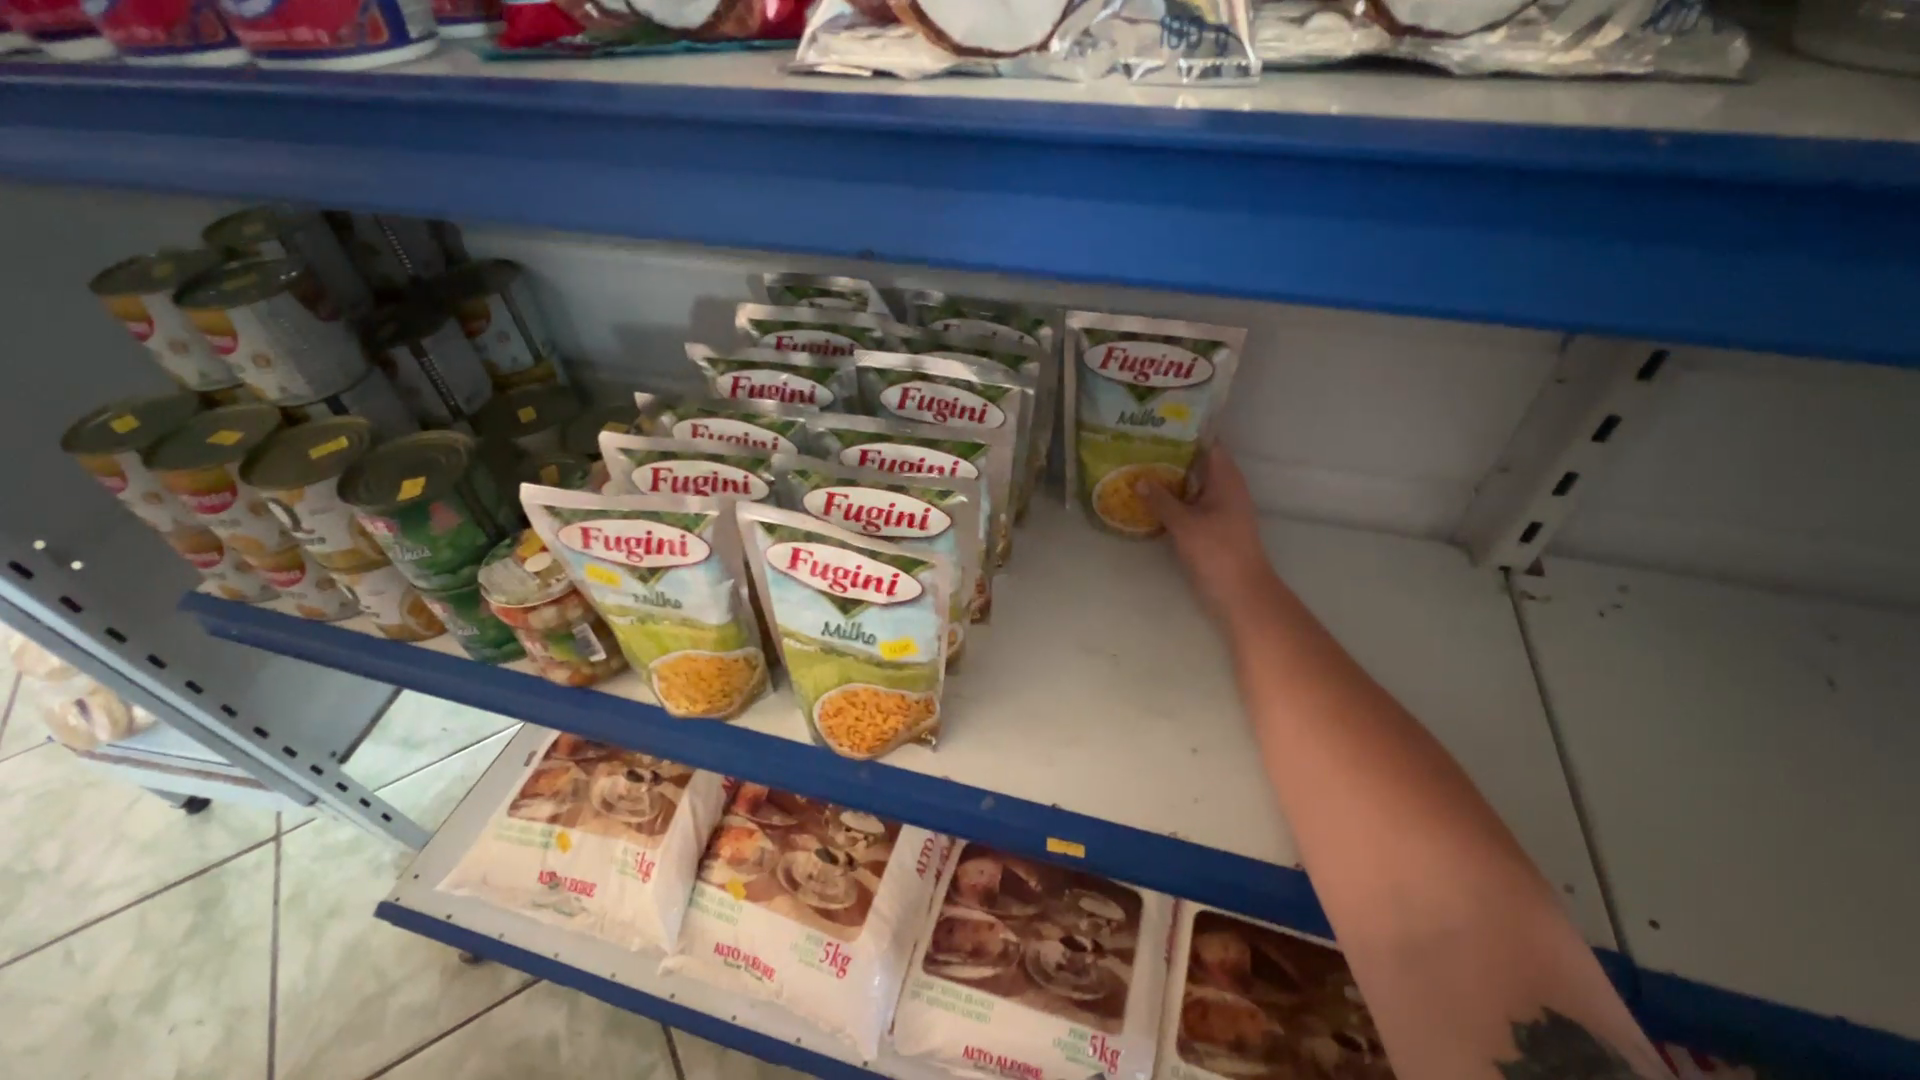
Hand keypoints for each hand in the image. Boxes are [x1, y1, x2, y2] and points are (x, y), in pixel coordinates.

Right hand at [1137, 449, 1280, 626]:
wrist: (1240, 592)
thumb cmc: (1217, 552)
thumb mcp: (1184, 524)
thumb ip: (1161, 500)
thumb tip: (1139, 479)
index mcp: (1226, 479)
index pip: (1208, 444)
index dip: (1186, 433)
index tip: (1158, 425)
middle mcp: (1225, 489)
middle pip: (1197, 464)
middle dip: (1171, 456)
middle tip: (1138, 446)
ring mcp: (1219, 509)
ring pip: (1192, 486)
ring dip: (1169, 480)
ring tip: (1137, 469)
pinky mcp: (1212, 528)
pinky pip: (1190, 505)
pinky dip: (1172, 501)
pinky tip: (1149, 501)